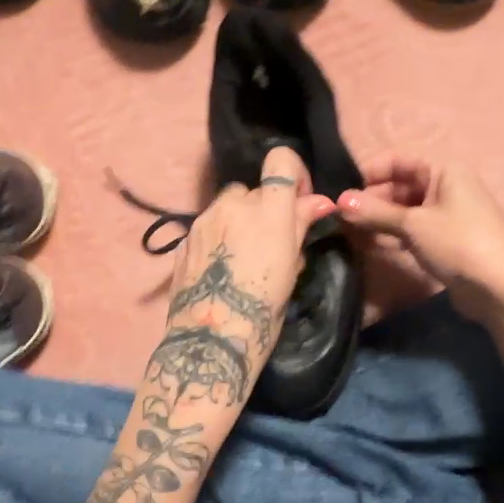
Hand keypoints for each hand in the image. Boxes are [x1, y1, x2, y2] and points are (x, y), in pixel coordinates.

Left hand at [146, 147, 333, 409]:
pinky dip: (220, 237)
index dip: (294, 176)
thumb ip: (301, 226)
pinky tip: (222, 268)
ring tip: (244, 257)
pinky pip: (209, 226)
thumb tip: (319, 202)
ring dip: (240, 221)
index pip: (281, 161)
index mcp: (268, 211)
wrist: (210, 340)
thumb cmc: (262, 309)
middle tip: (272, 244)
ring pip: (229, 206)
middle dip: (266, 209)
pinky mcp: (184, 238)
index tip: (299, 203)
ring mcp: (204, 220)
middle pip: (255, 190)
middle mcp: (233, 205)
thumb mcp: (291, 268)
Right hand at [336, 156, 503, 320]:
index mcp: (445, 170)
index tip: (343, 191)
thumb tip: (338, 201)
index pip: (399, 160)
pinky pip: (414, 229)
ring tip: (351, 233)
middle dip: (372, 199)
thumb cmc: (458, 243)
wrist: (500, 288)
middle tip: (342, 218)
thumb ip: (375, 212)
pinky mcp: (446, 240)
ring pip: (405, 209)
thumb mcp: (413, 225)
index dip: (370, 172)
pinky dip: (394, 234)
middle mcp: (447, 186)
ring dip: (380, 219)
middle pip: (401, 185)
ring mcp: (447, 214)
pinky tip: (374, 246)